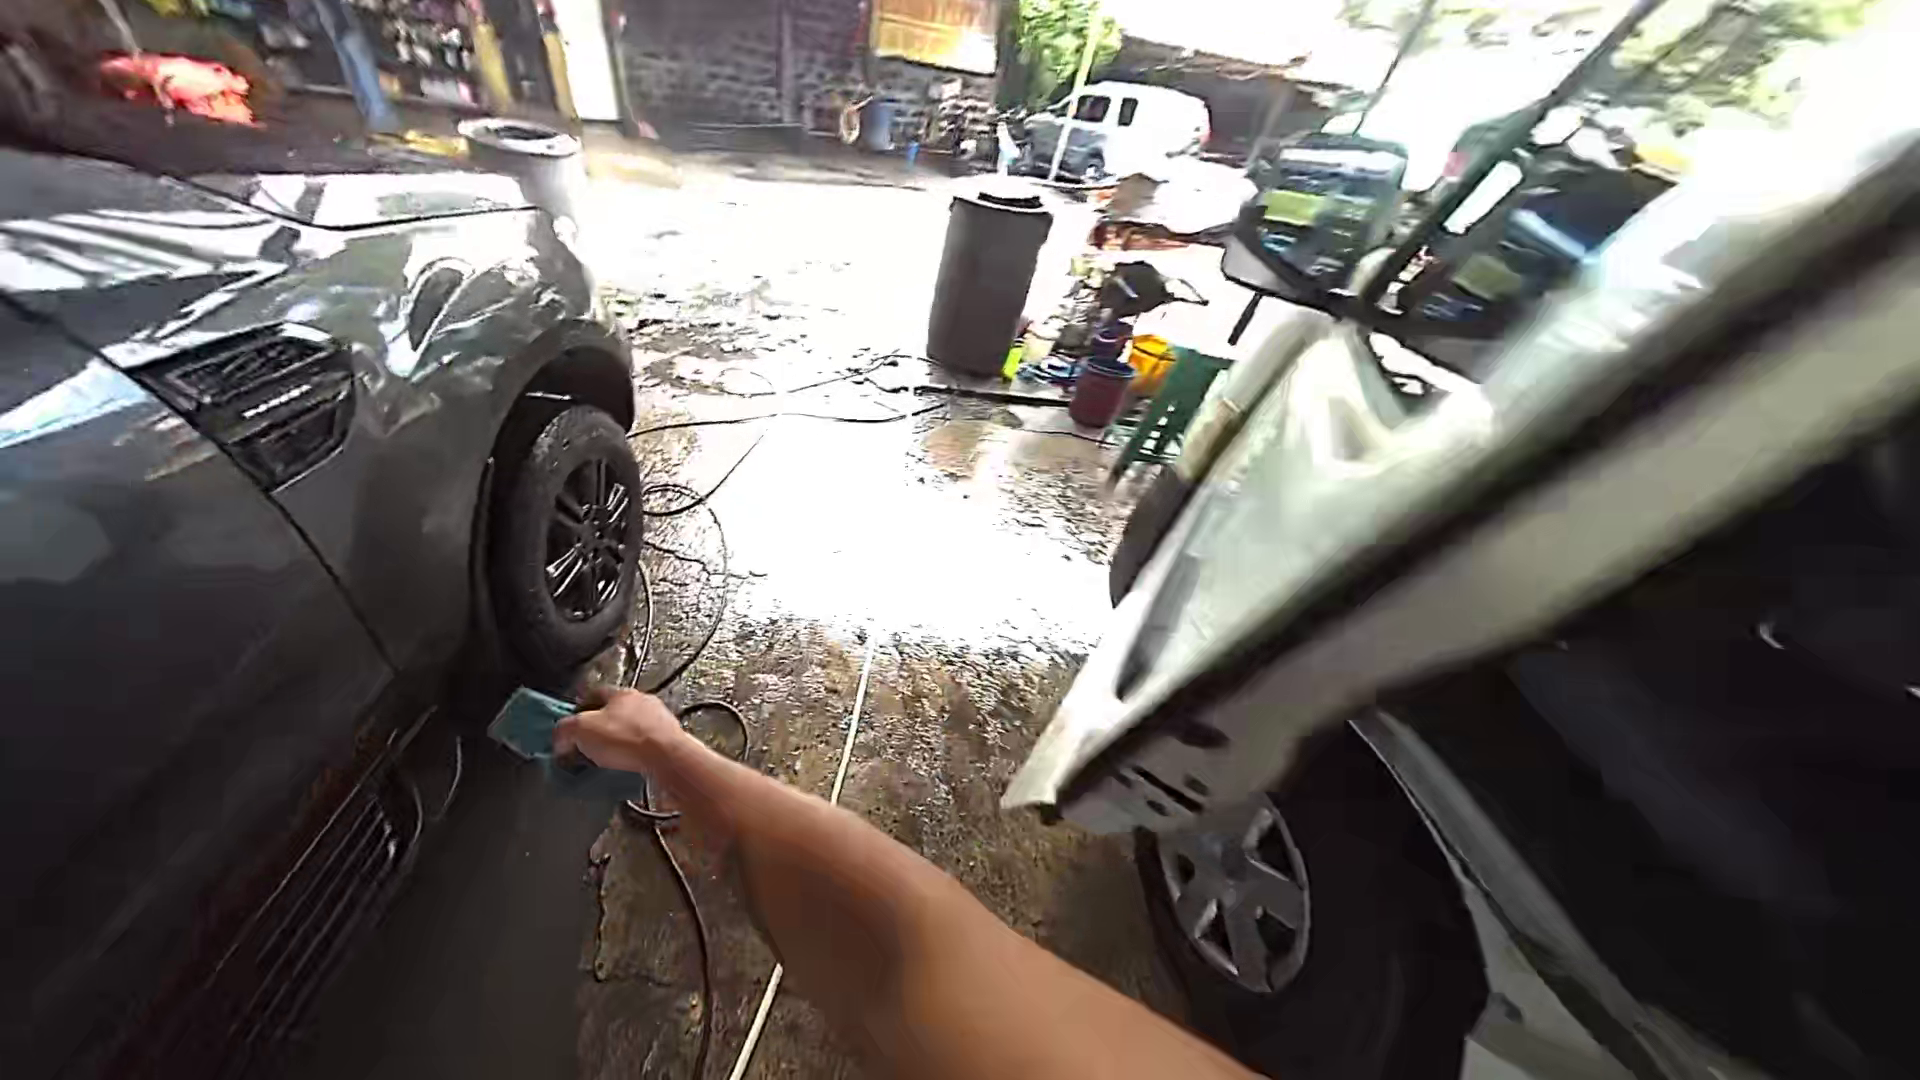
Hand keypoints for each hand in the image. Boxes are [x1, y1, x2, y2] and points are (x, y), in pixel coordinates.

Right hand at [553, 687, 683, 773]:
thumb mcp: (581, 730)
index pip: (595, 694)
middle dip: (598, 728)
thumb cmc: (627, 738)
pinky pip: (643, 745)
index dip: (578, 708)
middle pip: (614, 712)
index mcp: (623, 694)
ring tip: (603, 760)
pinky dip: (632, 754)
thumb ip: (564, 729)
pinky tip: (624, 766)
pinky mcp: (668, 739)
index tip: (569, 723)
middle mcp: (644, 702)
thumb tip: (560, 737)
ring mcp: (659, 720)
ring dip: (616, 742)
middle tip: (584, 746)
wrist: (666, 756)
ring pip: (630, 728)